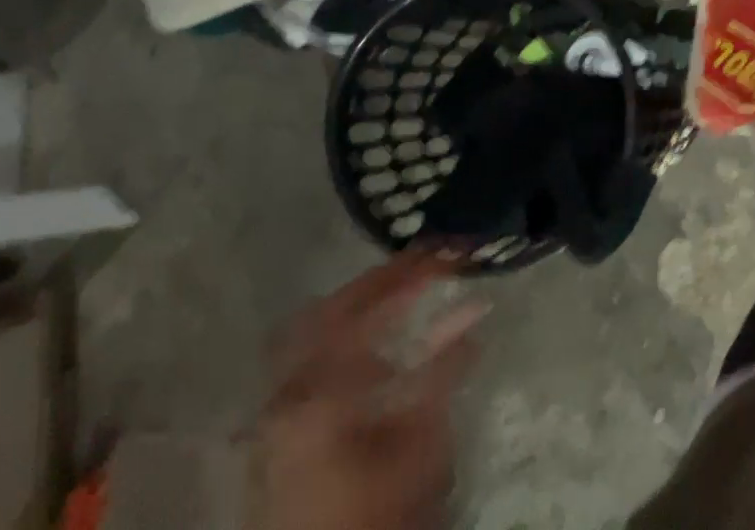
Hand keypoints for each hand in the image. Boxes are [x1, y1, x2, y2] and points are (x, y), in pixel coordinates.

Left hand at [252, 252, 483, 529]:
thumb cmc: (381, 502)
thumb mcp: (424, 439)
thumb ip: (444, 371)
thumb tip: (473, 315)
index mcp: (319, 389)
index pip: (360, 312)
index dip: (403, 277)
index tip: (445, 252)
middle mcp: (288, 392)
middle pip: (323, 316)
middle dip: (375, 284)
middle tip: (422, 264)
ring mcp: (281, 413)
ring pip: (314, 339)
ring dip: (361, 311)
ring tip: (408, 296)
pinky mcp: (287, 432)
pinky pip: (316, 364)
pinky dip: (353, 341)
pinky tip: (387, 347)